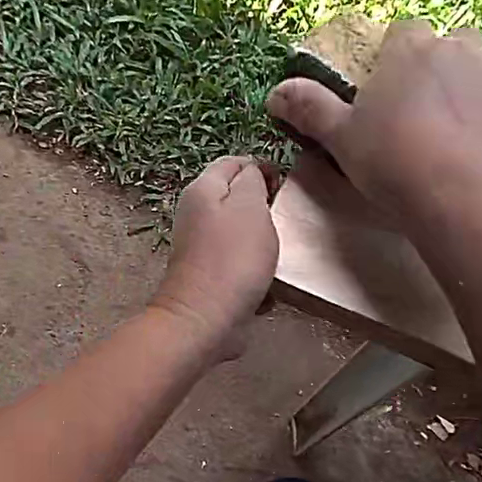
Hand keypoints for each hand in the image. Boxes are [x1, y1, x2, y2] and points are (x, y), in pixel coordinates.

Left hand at [151, 156, 278, 356]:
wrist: (206, 319)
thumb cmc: (233, 260)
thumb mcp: (251, 208)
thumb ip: (254, 181)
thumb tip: (255, 171)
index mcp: (203, 190)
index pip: (235, 162)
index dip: (263, 168)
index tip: (285, 188)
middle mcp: (196, 213)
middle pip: (237, 196)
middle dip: (264, 205)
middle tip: (284, 219)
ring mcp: (201, 245)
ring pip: (241, 230)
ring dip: (262, 239)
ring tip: (278, 251)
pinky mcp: (210, 273)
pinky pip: (239, 260)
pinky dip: (254, 267)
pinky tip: (266, 280)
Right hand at [265, 19, 481, 228]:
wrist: (464, 190)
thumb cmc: (396, 162)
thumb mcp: (343, 139)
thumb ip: (311, 110)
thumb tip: (274, 92)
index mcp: (411, 49)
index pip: (406, 32)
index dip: (401, 56)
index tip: (396, 86)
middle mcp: (459, 49)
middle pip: (458, 38)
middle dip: (450, 61)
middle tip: (439, 102)